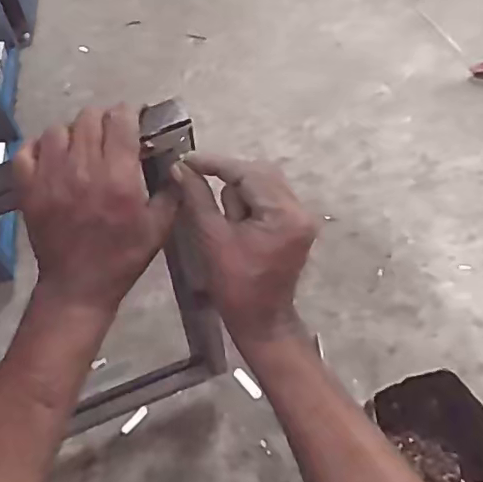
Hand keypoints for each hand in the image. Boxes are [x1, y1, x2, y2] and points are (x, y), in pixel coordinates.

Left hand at [14, 106, 177, 316]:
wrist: (78, 286)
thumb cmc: (122, 257)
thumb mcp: (159, 227)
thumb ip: (171, 191)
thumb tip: (176, 162)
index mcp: (119, 177)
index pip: (121, 120)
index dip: (130, 113)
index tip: (134, 118)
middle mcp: (83, 170)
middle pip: (89, 117)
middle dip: (104, 119)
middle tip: (110, 132)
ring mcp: (51, 177)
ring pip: (58, 129)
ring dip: (73, 132)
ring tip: (81, 145)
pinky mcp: (28, 188)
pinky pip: (26, 150)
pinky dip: (39, 147)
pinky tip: (52, 156)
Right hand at [175, 154, 318, 346]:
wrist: (261, 321)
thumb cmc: (234, 286)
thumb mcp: (211, 238)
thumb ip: (197, 197)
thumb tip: (180, 168)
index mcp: (283, 214)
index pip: (247, 173)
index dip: (215, 163)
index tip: (186, 160)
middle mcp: (300, 210)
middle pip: (260, 173)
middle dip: (227, 177)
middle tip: (196, 180)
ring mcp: (301, 217)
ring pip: (264, 183)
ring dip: (237, 192)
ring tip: (222, 219)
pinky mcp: (296, 224)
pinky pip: (269, 198)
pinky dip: (247, 200)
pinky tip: (232, 217)